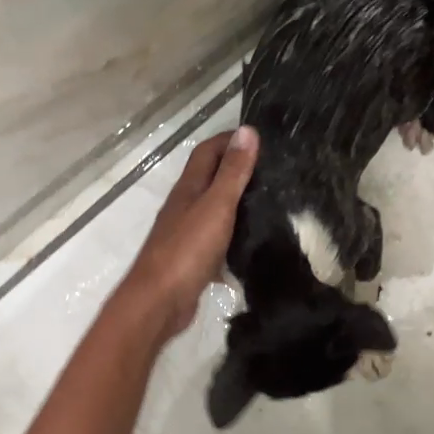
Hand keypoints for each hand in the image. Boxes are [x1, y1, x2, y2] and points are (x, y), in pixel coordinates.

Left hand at [115, 126, 258, 338]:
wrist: (159, 302)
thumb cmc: (187, 250)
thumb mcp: (216, 205)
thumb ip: (232, 172)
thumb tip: (247, 131)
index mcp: (188, 188)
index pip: (208, 151)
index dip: (231, 140)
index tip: (261, 140)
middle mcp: (185, 206)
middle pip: (210, 177)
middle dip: (237, 168)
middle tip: (273, 171)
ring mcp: (187, 233)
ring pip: (214, 208)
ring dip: (237, 201)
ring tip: (271, 202)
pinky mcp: (194, 259)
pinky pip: (217, 238)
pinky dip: (235, 234)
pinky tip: (254, 242)